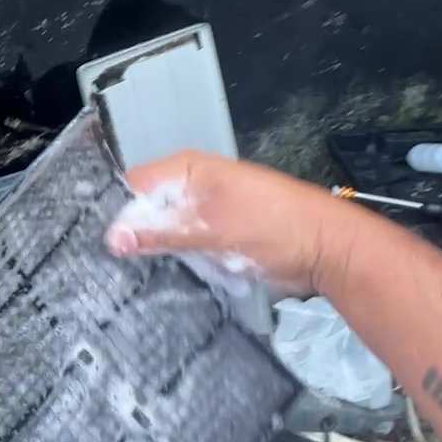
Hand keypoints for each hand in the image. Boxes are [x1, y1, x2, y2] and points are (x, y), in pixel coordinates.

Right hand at [104, 150, 365, 294]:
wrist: (330, 250)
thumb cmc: (272, 227)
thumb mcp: (211, 229)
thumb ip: (160, 233)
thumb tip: (111, 239)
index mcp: (187, 168)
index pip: (134, 185)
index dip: (122, 212)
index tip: (114, 243)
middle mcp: (191, 184)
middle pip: (147, 208)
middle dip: (139, 234)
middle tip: (127, 263)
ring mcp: (204, 210)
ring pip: (164, 229)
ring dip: (161, 250)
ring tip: (148, 272)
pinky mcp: (216, 233)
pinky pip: (184, 244)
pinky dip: (181, 259)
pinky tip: (173, 274)